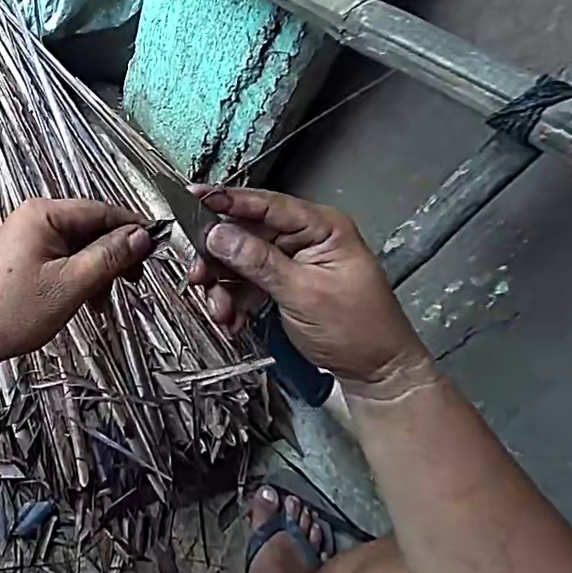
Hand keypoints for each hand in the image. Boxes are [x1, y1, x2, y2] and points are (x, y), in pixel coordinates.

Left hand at [0, 199, 153, 365]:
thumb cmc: (16, 311)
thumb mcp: (72, 284)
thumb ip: (109, 256)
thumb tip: (142, 236)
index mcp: (43, 213)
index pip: (101, 210)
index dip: (131, 229)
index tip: (155, 247)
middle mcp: (35, 217)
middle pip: (91, 228)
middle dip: (114, 255)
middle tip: (133, 280)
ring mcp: (29, 236)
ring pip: (80, 246)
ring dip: (99, 270)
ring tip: (104, 299)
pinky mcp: (27, 256)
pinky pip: (65, 257)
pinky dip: (81, 276)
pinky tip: (88, 300)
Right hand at [186, 187, 435, 400]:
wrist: (375, 374)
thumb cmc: (360, 330)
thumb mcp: (304, 293)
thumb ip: (259, 262)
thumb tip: (219, 235)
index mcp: (321, 227)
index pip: (267, 204)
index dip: (228, 200)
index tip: (196, 198)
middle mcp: (303, 238)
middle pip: (245, 234)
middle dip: (219, 259)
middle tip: (199, 276)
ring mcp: (290, 261)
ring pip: (239, 262)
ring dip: (223, 287)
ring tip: (221, 311)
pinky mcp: (281, 283)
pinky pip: (245, 284)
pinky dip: (234, 302)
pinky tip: (233, 320)